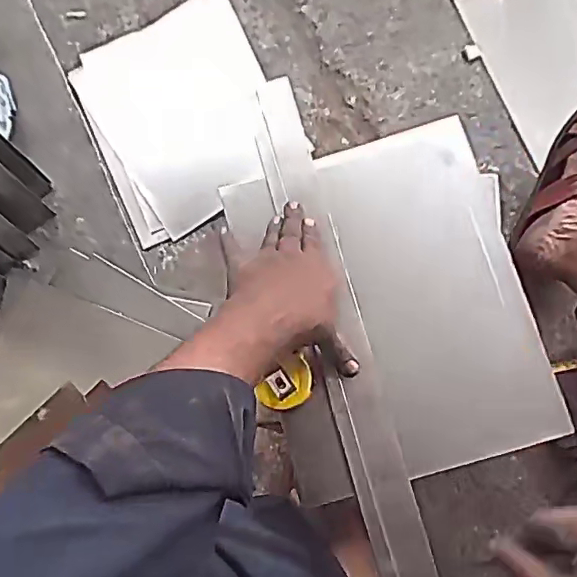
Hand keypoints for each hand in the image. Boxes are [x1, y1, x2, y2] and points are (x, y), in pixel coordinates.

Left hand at [222, 202, 357, 372]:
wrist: (270, 322)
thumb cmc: (303, 326)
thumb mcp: (326, 339)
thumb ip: (337, 350)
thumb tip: (352, 369)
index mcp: (319, 271)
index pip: (317, 247)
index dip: (313, 235)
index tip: (312, 223)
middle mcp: (294, 259)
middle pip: (294, 234)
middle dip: (294, 221)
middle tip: (293, 207)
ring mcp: (267, 260)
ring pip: (271, 238)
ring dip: (273, 227)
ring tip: (275, 217)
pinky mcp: (243, 268)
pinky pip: (234, 251)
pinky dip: (229, 242)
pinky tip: (224, 233)